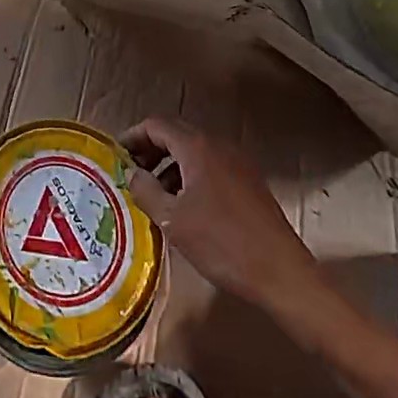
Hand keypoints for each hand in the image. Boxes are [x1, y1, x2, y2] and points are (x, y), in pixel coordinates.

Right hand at [119, 117, 320, 313]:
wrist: (281, 272)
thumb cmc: (221, 243)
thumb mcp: (173, 220)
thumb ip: (146, 190)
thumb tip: (131, 173)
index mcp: (197, 147)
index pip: (157, 125)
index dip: (133, 136)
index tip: (116, 155)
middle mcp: (219, 145)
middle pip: (176, 134)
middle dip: (150, 149)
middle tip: (131, 172)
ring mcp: (238, 162)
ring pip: (195, 152)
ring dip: (171, 165)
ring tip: (155, 194)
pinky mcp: (250, 182)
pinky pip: (212, 166)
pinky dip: (191, 175)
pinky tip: (185, 206)